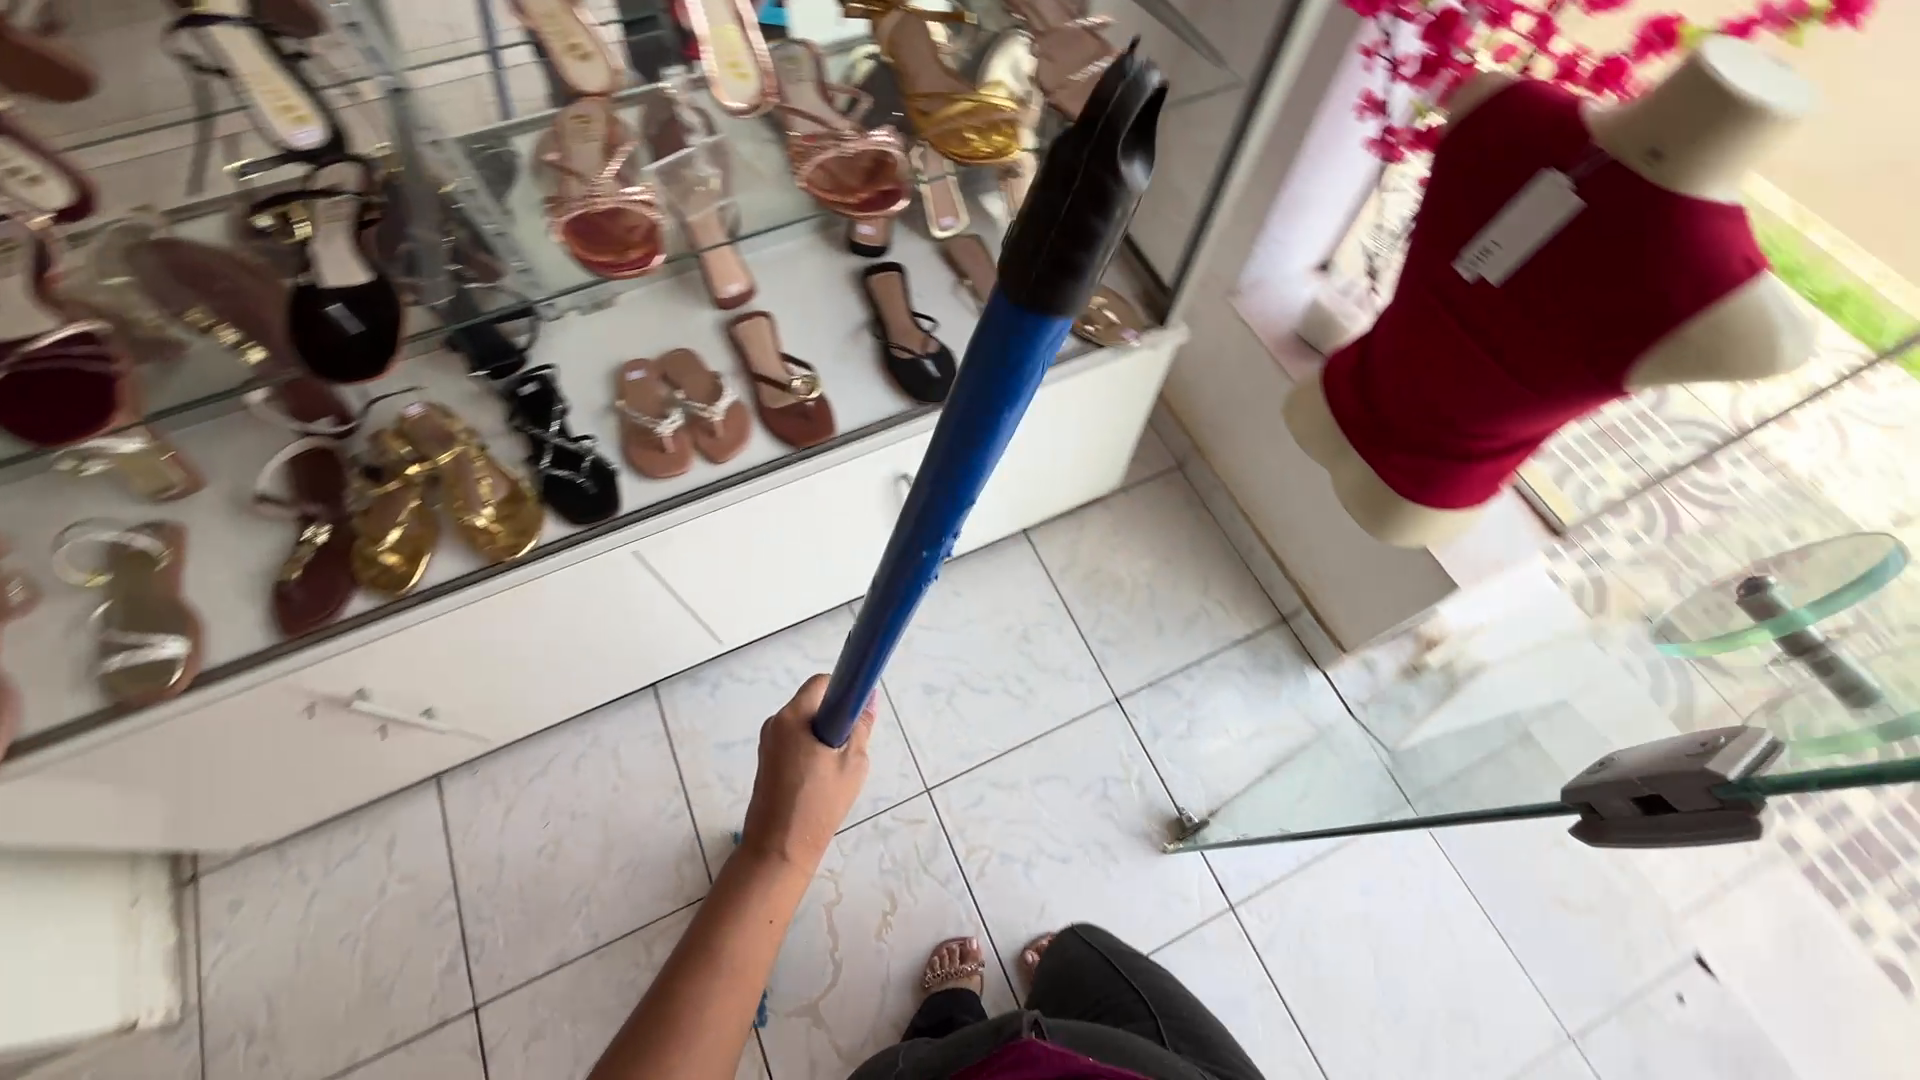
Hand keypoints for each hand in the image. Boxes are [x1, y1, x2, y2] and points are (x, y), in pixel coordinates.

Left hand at [740, 675, 875, 870]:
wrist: (779, 847)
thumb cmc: (819, 803)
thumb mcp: (853, 764)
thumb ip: (861, 728)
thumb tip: (868, 700)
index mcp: (793, 717)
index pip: (821, 683)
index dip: (844, 690)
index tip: (858, 710)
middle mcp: (775, 722)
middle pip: (812, 702)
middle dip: (834, 717)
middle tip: (850, 746)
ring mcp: (767, 741)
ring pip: (804, 723)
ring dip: (823, 735)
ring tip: (835, 769)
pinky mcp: (766, 759)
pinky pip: (794, 740)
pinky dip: (810, 749)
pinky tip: (820, 778)